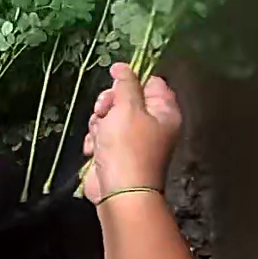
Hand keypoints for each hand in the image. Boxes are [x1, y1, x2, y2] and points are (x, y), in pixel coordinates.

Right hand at [82, 63, 181, 203]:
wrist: (119, 191)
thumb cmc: (127, 147)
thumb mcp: (127, 107)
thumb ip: (125, 83)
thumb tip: (123, 66)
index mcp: (164, 112)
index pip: (151, 82)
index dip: (131, 79)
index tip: (114, 80)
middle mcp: (152, 125)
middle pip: (126, 99)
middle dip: (108, 103)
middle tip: (103, 111)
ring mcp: (133, 140)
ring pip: (110, 117)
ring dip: (98, 124)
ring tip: (99, 137)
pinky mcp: (116, 154)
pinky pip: (102, 137)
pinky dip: (95, 141)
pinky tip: (94, 150)